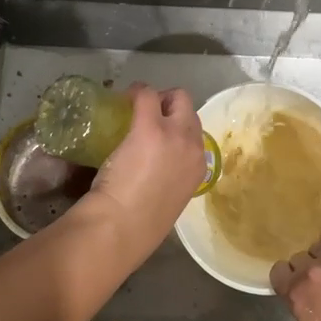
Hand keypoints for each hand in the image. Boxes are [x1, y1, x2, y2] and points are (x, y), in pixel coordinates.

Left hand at [80, 84, 207, 258]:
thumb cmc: (140, 224)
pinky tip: (123, 100)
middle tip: (149, 113)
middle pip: (189, 109)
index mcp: (199, 167)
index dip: (177, 126)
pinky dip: (135, 93)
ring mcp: (173, 134)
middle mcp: (192, 146)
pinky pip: (146, 94)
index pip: (194, 133)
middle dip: (171, 106)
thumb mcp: (169, 197)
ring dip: (158, 99)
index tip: (159, 130)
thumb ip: (170, 176)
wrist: (121, 227)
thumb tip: (156, 164)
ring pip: (176, 97)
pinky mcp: (148, 125)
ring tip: (136, 107)